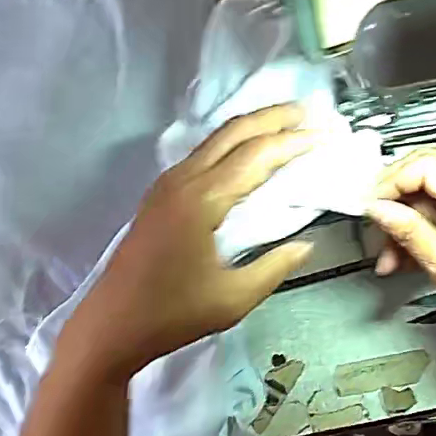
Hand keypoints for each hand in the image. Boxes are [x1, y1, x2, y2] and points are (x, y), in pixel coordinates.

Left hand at [63, 103, 318, 377]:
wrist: (111, 324)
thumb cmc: (173, 314)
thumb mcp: (234, 298)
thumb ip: (274, 267)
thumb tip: (305, 245)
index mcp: (201, 200)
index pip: (256, 156)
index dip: (293, 141)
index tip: (324, 133)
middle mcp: (181, 181)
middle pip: (232, 132)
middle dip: (272, 117)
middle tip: (308, 111)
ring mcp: (165, 186)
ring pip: (213, 140)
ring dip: (250, 128)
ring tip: (284, 125)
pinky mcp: (158, 197)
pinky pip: (201, 156)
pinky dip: (230, 146)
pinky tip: (245, 155)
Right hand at [365, 149, 435, 340]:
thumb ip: (410, 233)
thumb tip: (376, 208)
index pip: (428, 167)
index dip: (391, 184)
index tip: (368, 209)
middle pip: (425, 169)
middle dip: (394, 199)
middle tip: (374, 226)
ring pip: (425, 190)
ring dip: (402, 221)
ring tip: (389, 257)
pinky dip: (416, 228)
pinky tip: (402, 256)